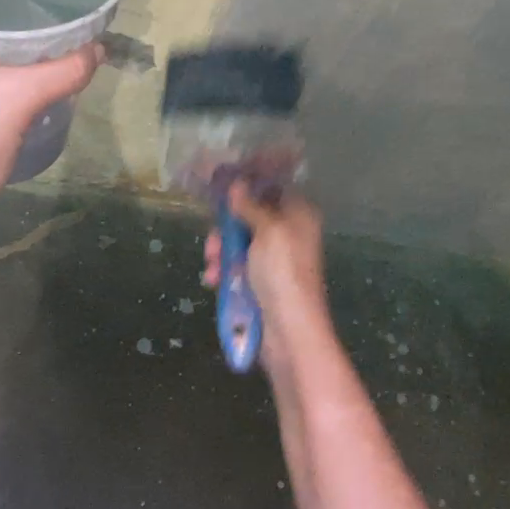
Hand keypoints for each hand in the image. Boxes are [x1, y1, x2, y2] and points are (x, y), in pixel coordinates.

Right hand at [202, 181, 327, 337]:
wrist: (289, 331)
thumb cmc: (283, 274)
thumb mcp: (268, 232)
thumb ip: (250, 206)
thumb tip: (236, 184)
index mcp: (297, 214)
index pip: (271, 184)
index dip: (247, 179)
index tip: (220, 177)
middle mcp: (287, 232)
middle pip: (248, 213)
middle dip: (225, 224)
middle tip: (213, 238)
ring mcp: (272, 258)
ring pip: (237, 240)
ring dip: (220, 250)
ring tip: (212, 265)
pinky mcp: (259, 280)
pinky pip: (234, 264)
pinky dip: (222, 270)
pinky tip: (213, 280)